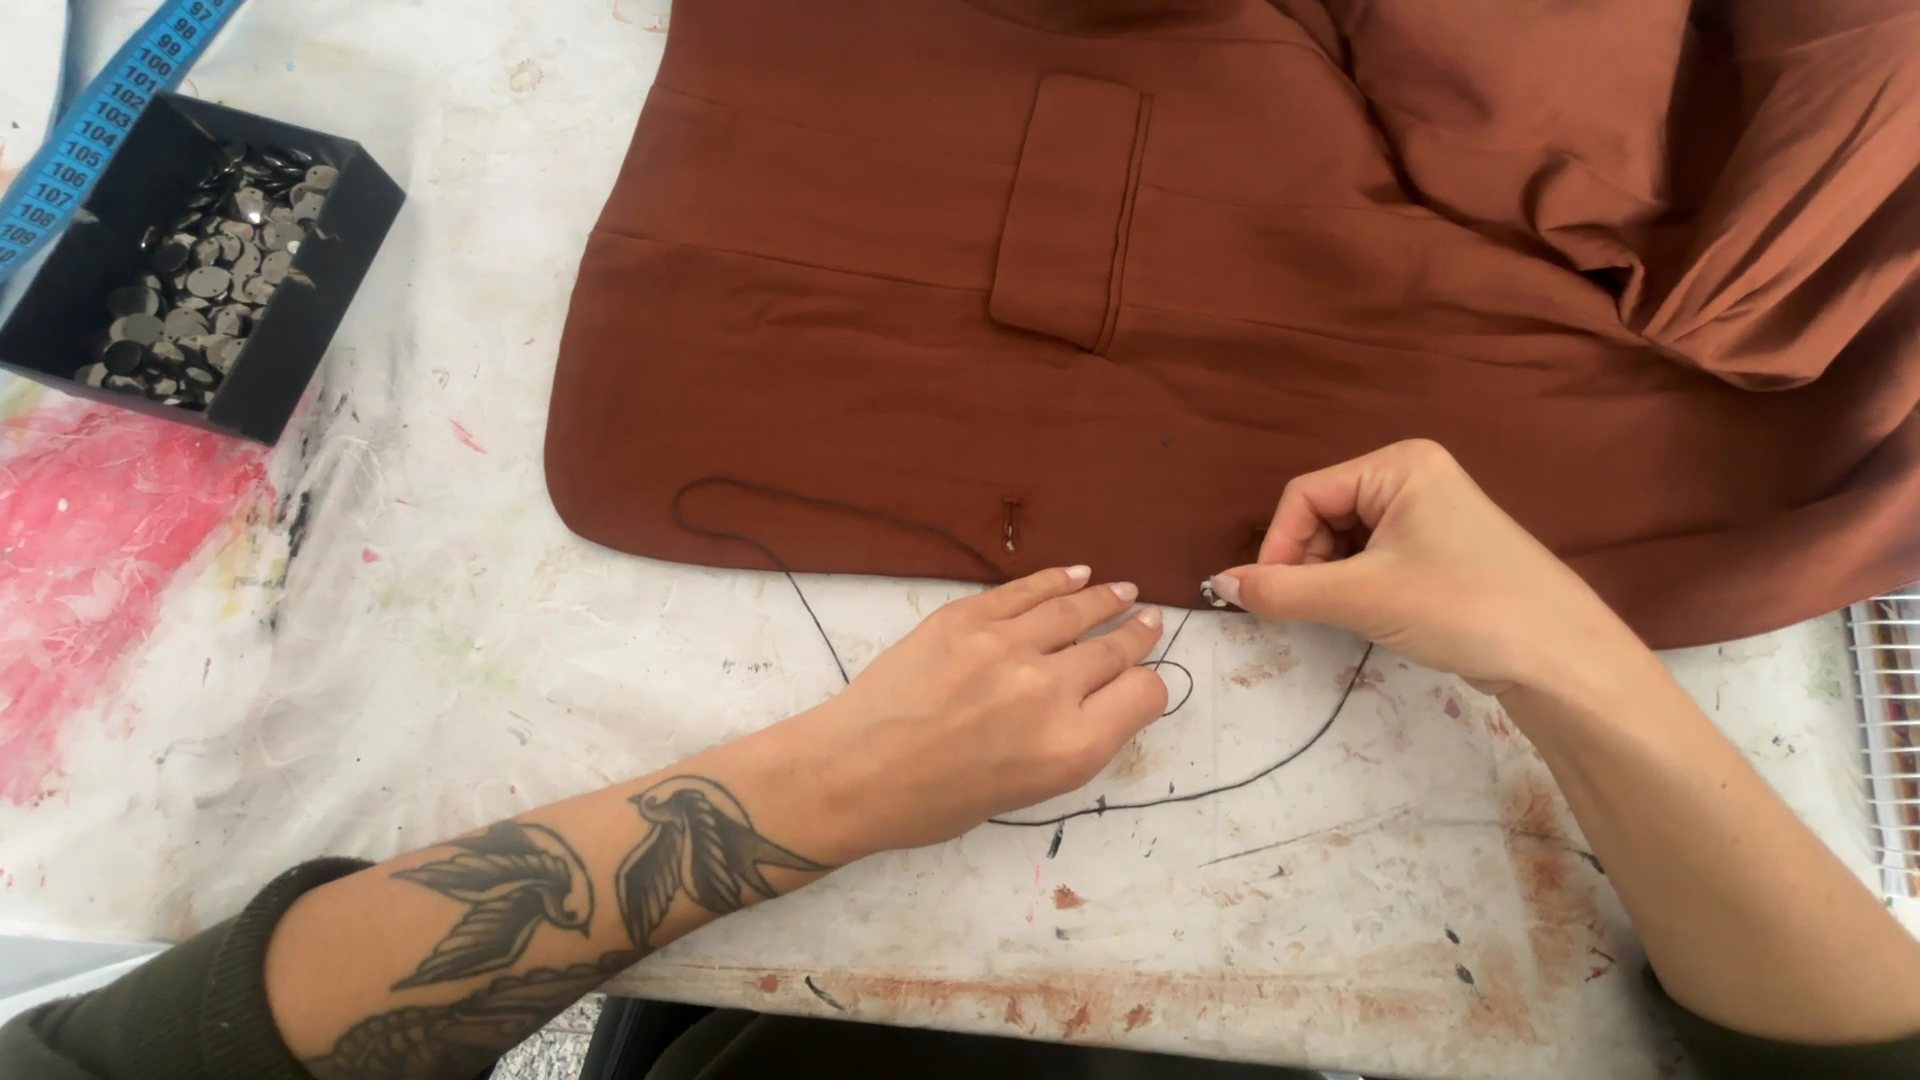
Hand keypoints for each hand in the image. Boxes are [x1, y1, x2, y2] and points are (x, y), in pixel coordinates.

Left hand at [778, 567, 1167, 860]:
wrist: (853, 771)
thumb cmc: (935, 802)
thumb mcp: (1024, 792)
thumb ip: (1071, 741)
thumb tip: (1097, 697)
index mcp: (1070, 748)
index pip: (1143, 695)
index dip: (1149, 685)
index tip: (1141, 679)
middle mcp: (1048, 690)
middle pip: (1114, 649)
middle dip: (1136, 634)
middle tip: (1149, 619)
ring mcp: (1005, 645)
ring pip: (1075, 610)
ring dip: (1106, 598)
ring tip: (1122, 590)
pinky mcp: (966, 617)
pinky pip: (1026, 590)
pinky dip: (1058, 580)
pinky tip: (1078, 574)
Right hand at [1207, 440, 1629, 693]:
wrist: (1564, 661)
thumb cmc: (1461, 608)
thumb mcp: (1360, 598)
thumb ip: (1280, 590)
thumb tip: (1217, 584)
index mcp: (1396, 464)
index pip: (1303, 495)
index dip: (1279, 545)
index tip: (1273, 594)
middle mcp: (1409, 476)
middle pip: (1320, 514)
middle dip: (1306, 562)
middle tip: (1314, 607)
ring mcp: (1425, 511)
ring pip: (1340, 538)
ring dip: (1327, 576)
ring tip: (1349, 612)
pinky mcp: (1435, 545)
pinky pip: (1368, 554)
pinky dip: (1352, 582)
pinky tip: (1369, 610)